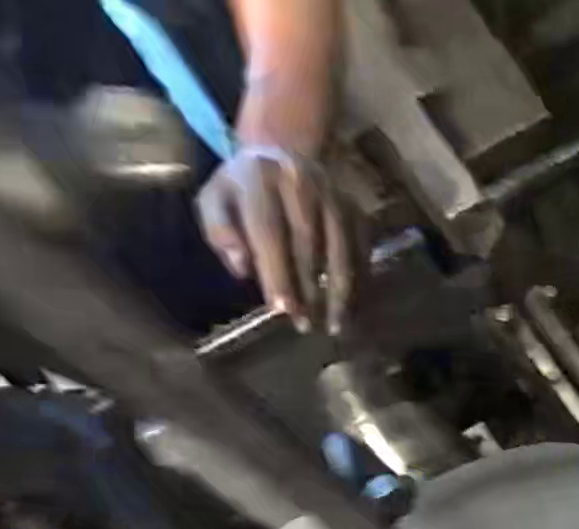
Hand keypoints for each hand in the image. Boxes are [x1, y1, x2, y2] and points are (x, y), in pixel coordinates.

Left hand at [195, 144, 354, 333]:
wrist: (286, 153)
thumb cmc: (245, 186)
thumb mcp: (216, 197)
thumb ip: (220, 230)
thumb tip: (242, 268)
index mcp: (259, 179)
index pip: (269, 232)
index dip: (277, 273)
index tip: (284, 310)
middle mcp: (302, 185)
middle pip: (309, 246)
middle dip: (308, 290)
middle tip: (307, 325)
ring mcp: (337, 199)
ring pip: (342, 254)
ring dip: (340, 294)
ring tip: (335, 324)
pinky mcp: (359, 213)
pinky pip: (362, 255)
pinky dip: (359, 284)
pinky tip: (353, 308)